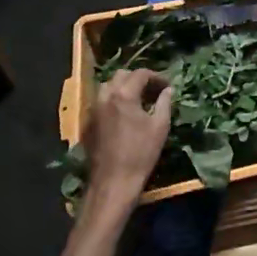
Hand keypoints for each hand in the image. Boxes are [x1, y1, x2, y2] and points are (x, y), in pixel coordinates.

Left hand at [84, 69, 174, 200]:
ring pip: (108, 86)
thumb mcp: (159, 127)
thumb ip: (164, 103)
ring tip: (137, 100)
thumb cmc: (141, 154)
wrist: (113, 181)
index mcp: (123, 94)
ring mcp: (93, 108)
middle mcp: (105, 95)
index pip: (140, 74)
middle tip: (152, 90)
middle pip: (121, 75)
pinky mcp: (88, 121)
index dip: (156, 76)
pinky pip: (100, 101)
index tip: (166, 85)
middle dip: (138, 79)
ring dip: (123, 87)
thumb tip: (168, 90)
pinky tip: (123, 114)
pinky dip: (113, 100)